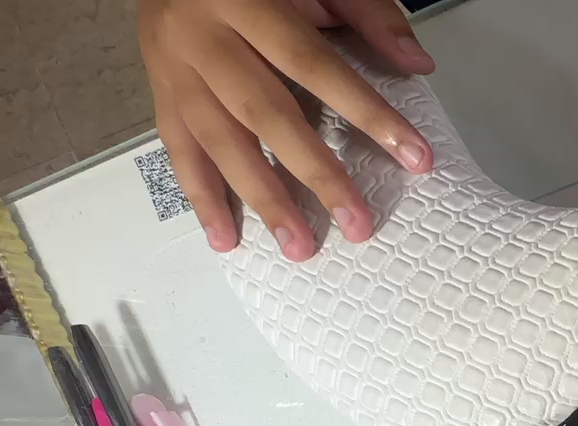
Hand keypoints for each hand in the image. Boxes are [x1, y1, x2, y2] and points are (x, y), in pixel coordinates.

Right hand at [138, 0, 436, 259]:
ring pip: (217, 139)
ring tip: (300, 249)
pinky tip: (228, 240)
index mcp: (245, 1)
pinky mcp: (158, 90)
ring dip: (260, 199)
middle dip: (316, 174)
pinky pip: (177, 149)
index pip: (316, 65)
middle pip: (265, 113)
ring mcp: (171, 65)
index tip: (417, 160)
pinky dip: (202, 198)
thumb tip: (418, 64)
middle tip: (357, 227)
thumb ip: (370, 15)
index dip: (369, 114)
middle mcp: (200, 34)